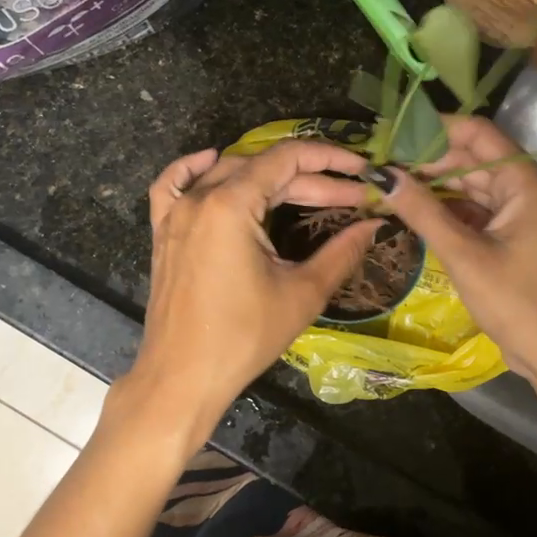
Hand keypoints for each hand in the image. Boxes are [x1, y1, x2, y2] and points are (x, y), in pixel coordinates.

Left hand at [127, 140, 379, 433]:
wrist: (181, 378)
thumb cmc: (243, 338)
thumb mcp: (302, 293)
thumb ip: (341, 252)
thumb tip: (374, 225)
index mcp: (231, 205)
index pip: (287, 159)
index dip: (329, 158)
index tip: (361, 169)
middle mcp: (200, 198)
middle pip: (262, 168)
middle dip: (311, 178)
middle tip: (353, 196)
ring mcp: (175, 213)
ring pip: (227, 172)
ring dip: (270, 177)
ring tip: (311, 189)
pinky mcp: (163, 232)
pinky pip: (173, 185)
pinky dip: (193, 169)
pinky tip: (212, 161)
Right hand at [372, 115, 536, 384]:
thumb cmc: (518, 303)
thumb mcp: (464, 255)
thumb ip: (422, 211)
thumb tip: (382, 174)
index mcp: (525, 182)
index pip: (476, 133)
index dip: (434, 128)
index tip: (392, 134)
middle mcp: (526, 189)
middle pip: (472, 158)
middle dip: (428, 160)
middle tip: (382, 165)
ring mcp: (521, 214)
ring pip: (471, 185)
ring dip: (434, 185)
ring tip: (389, 185)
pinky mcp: (513, 236)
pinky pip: (476, 210)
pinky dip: (447, 209)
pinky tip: (414, 212)